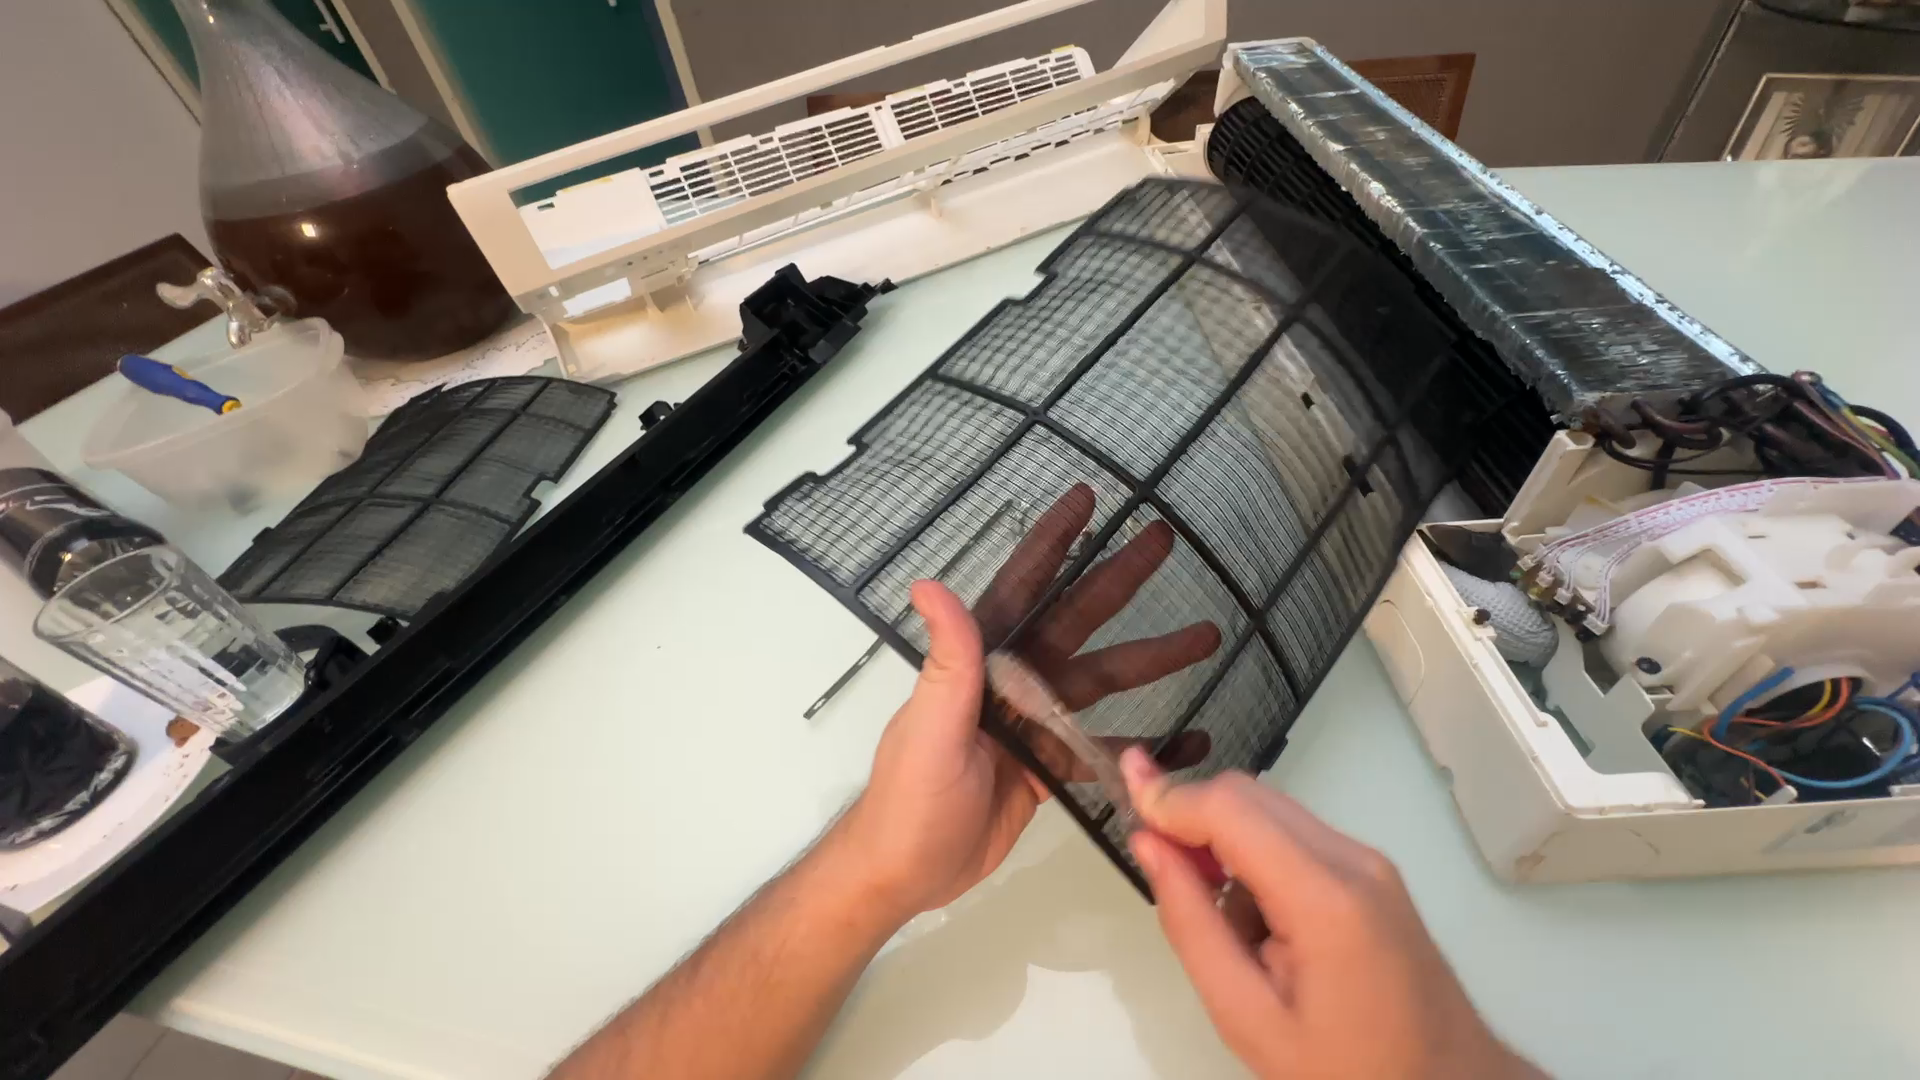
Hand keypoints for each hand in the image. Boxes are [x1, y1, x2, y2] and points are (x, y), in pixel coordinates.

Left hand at [841, 485, 1220, 918]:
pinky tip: (1189, 741)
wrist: (910, 869)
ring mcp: (1034, 721)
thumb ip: (947, 659)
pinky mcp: (1049, 765)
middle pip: (1077, 619)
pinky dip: (1145, 744)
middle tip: (1164, 539)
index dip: (1053, 540)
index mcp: (982, 658)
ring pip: (1103, 679)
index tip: (1086, 497)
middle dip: (1119, 579)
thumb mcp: (929, 722)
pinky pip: (1106, 747)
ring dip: (1152, 657)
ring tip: (1208, 634)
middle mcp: (1014, 678)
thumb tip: (929, 582)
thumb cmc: (911, 792)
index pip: (1023, 586)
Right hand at [1120, 750, 1542, 1079]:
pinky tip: (1255, 915)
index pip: (1229, 808)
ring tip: (1216, 912)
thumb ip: (1189, 922)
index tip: (1121, 787)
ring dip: (1220, 836)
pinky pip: (1290, 831)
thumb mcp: (1246, 1017)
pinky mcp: (1371, 868)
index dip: (1168, 796)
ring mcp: (1368, 859)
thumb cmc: (1346, 1073)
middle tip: (1157, 862)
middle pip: (1246, 794)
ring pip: (1265, 808)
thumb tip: (1147, 843)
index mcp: (1325, 898)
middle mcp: (1352, 858)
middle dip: (1190, 813)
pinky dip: (1252, 851)